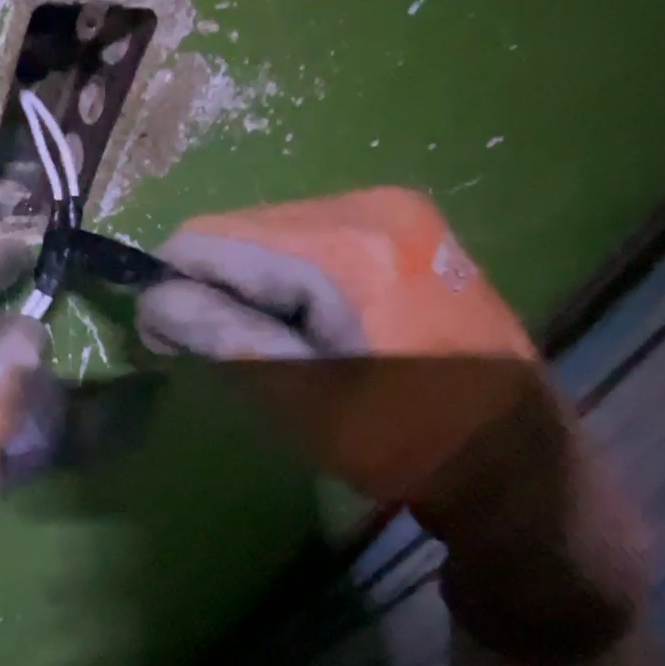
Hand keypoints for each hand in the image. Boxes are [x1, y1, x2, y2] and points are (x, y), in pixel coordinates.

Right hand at [136, 187, 644, 665]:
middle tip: (235, 349)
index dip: (173, 287)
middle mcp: (365, 205)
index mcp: (342, 247)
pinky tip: (311, 317)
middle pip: (233, 229)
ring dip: (247, 281)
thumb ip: (216, 333)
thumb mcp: (296, 395)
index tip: (181, 345)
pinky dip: (282, 274)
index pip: (204, 239)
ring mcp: (390, 209)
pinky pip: (301, 235)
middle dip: (214, 285)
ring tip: (280, 337)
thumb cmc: (403, 438)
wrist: (517, 460)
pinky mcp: (401, 224)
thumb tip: (147, 301)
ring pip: (262, 230)